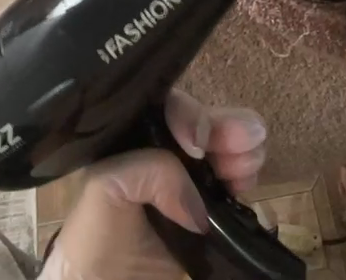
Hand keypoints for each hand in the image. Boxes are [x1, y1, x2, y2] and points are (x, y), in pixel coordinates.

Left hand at [40, 90, 267, 279]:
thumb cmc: (96, 236)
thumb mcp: (107, 187)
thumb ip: (151, 169)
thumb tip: (198, 196)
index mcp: (136, 140)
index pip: (169, 109)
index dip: (190, 116)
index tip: (199, 142)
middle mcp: (164, 155)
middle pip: (203, 126)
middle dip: (228, 127)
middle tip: (249, 139)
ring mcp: (185, 184)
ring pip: (222, 150)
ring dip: (242, 150)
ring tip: (250, 163)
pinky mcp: (204, 212)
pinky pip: (230, 183)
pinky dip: (245, 175)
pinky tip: (248, 180)